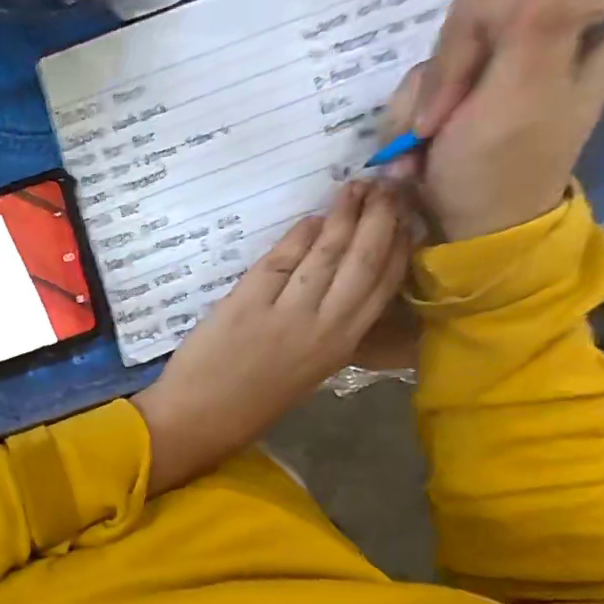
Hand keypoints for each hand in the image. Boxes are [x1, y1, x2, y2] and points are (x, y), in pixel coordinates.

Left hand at [133, 182, 410, 493]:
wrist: (199, 418)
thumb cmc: (249, 400)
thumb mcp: (304, 369)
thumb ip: (323, 328)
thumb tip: (333, 277)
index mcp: (342, 347)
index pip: (384, 285)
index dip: (399, 245)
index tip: (405, 215)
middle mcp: (325, 328)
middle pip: (365, 262)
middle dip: (381, 219)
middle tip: (388, 184)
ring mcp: (287, 315)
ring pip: (328, 255)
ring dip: (345, 217)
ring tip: (356, 187)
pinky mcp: (247, 304)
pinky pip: (281, 260)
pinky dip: (298, 235)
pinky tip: (311, 219)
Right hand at [381, 0, 603, 241]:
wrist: (470, 232)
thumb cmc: (498, 169)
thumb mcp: (518, 93)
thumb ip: (541, 17)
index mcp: (578, 25)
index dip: (459, 50)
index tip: (450, 105)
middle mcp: (540, 38)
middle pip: (457, 28)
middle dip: (433, 87)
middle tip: (430, 132)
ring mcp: (497, 71)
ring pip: (429, 64)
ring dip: (412, 115)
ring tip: (419, 155)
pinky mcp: (462, 99)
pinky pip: (415, 93)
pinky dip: (404, 129)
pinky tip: (414, 157)